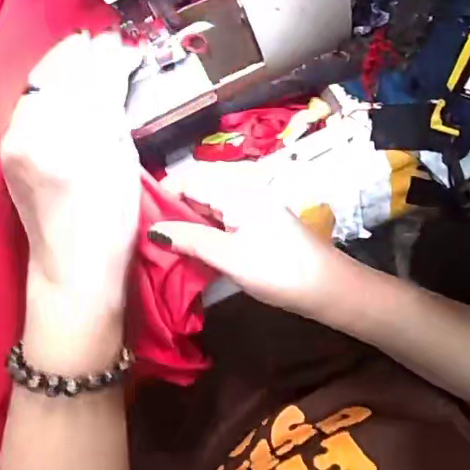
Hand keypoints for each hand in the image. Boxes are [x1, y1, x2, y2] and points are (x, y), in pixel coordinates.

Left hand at [1, 32, 143, 368]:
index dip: (106, 57)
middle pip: (59, 76)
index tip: (120, 44)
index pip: (90, 80)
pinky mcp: (5, 151)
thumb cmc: (110, 225)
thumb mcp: (121, 161)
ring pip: (40, 86)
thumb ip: (113, 111)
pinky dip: (48, 88)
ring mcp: (12, 143)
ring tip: (86, 57)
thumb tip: (114, 68)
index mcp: (70, 143)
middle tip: (104, 44)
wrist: (69, 269)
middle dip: (83, 55)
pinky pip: (29, 104)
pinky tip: (65, 85)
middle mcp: (32, 138)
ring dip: (63, 67)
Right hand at [147, 185, 362, 319]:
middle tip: (145, 235)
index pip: (189, 180)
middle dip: (171, 211)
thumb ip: (191, 240)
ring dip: (187, 225)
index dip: (162, 193)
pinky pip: (222, 222)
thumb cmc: (279, 270)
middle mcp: (243, 194)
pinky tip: (192, 252)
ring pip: (209, 210)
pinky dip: (204, 234)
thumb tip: (154, 230)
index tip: (138, 215)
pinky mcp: (258, 228)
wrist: (331, 289)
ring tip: (162, 245)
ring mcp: (252, 211)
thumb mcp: (230, 257)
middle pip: (198, 193)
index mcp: (237, 192)